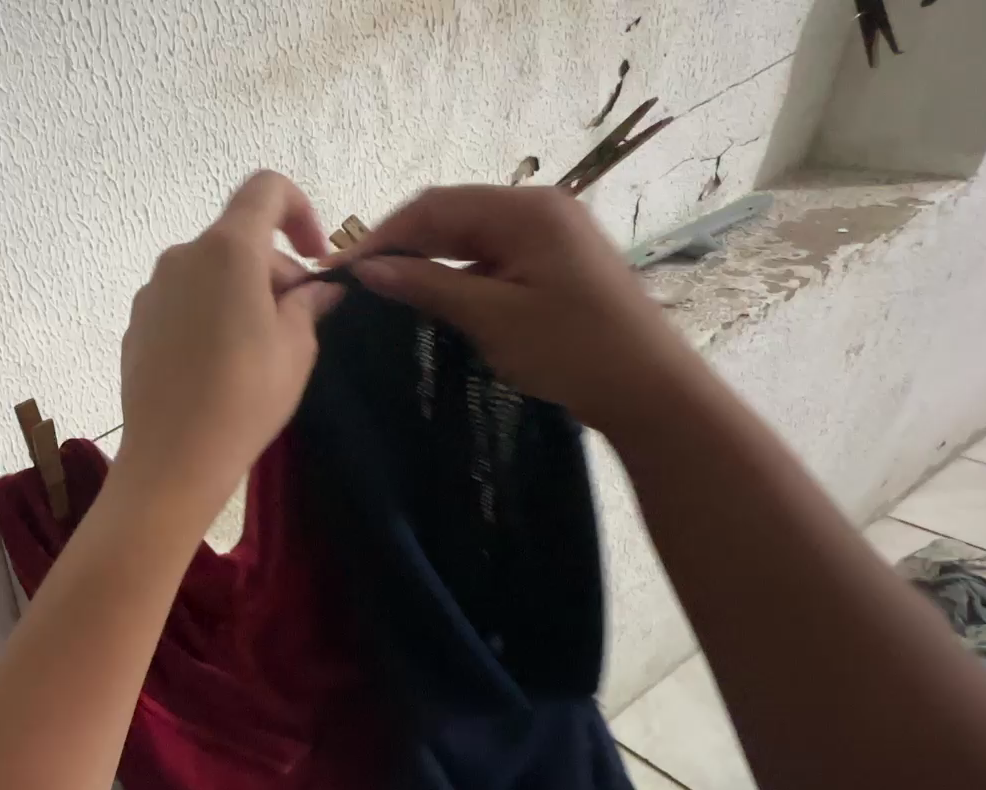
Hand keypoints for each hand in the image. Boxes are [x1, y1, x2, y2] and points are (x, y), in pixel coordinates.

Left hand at [116, 171, 344, 513]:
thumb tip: (317, 290)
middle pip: (237, 240)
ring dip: (239, 294)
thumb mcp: (296, 349)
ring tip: (256, 350)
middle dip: (273, 270)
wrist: (172, 458)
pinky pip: (181, 304)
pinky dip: (206, 316)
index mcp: (226, 249)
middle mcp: (180, 258)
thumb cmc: (245, 398)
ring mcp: (151, 294)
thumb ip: (308, 304)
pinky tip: (216, 366)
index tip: (314, 257)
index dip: (300, 210)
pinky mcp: (135, 327)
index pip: (265, 189)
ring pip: (208, 274)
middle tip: (297, 323)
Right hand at [326, 185, 706, 435]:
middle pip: (448, 215)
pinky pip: (483, 255)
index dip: (381, 236)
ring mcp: (544, 233)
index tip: (339, 271)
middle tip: (352, 282)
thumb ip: (425, 285)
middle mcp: (536, 208)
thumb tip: (366, 269)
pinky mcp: (546, 260)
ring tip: (378, 291)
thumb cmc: (570, 349)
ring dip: (421, 259)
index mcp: (525, 210)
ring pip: (463, 235)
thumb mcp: (490, 316)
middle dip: (397, 245)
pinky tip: (424, 297)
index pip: (433, 207)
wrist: (646, 386)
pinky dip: (449, 272)